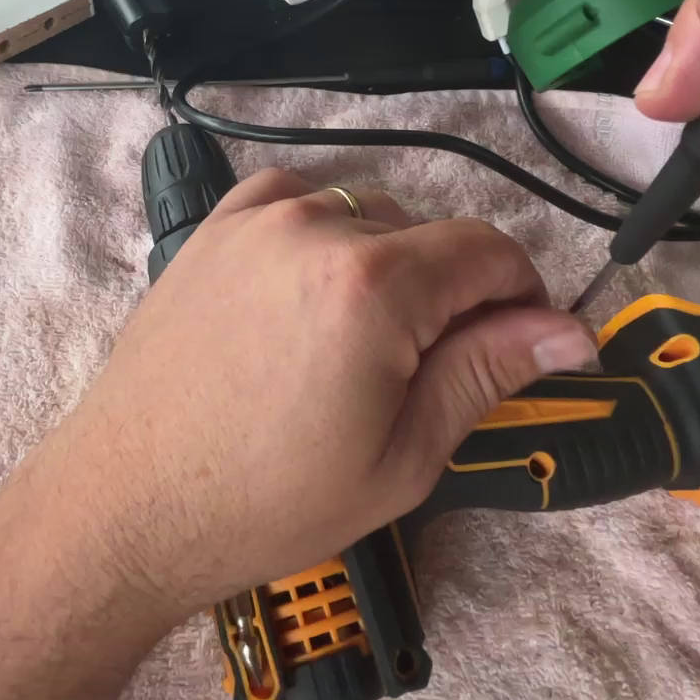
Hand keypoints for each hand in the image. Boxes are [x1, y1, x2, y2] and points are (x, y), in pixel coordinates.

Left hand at [24, 169, 594, 613]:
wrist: (131, 500)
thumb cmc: (267, 499)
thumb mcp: (402, 456)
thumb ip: (487, 373)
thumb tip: (568, 332)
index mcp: (373, 284)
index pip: (487, 251)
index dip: (520, 295)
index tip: (516, 340)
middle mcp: (315, 228)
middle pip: (427, 231)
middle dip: (451, 288)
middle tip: (425, 362)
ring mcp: (256, 220)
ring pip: (364, 212)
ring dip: (387, 259)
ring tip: (359, 334)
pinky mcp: (214, 228)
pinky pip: (295, 198)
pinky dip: (322, 227)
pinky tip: (310, 280)